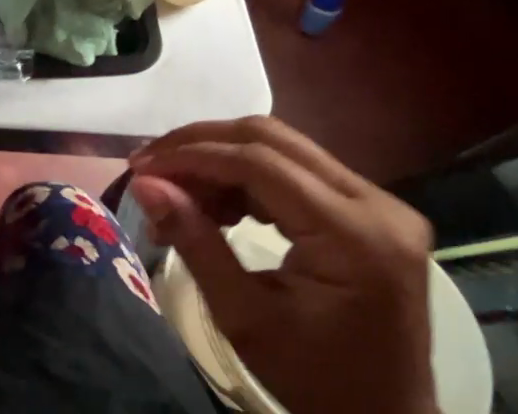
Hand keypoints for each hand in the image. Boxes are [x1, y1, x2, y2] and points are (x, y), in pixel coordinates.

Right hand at [129, 117, 438, 413]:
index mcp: (356, 236)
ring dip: (217, 160)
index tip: (138, 169)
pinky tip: (216, 207)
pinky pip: (293, 169)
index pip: (259, 163)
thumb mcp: (243, 316)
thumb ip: (194, 242)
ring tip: (178, 196)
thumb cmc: (314, 378)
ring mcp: (378, 205)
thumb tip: (143, 183)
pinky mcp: (369, 212)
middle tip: (150, 169)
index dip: (191, 156)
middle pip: (270, 139)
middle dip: (199, 146)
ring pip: (278, 147)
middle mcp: (378, 206)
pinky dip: (243, 177)